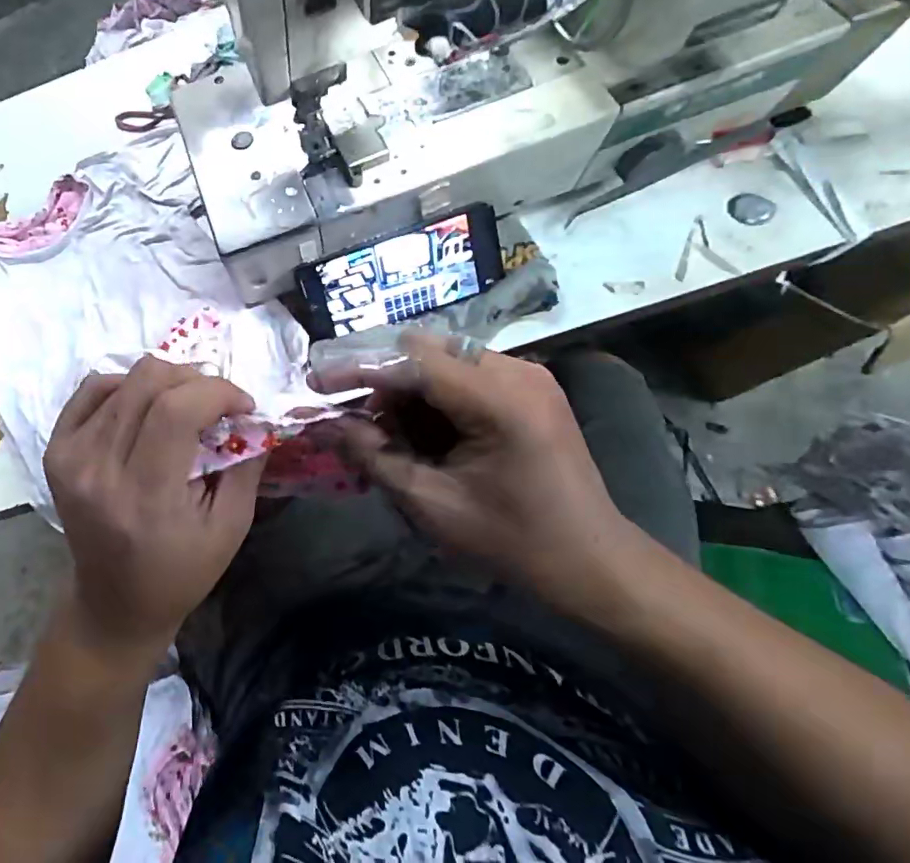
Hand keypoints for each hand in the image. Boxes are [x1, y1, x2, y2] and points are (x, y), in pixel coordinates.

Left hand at [44, 356, 265, 657]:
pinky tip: (147, 405)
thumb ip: (246, 465)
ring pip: (123, 379)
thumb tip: (254, 415)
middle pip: (148, 382)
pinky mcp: (56, 452)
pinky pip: (92, 389)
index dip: (218, 392)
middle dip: (196, 379)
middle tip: (217, 403)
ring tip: (185, 405)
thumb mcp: (231, 526)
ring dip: (165, 381)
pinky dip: (127, 385)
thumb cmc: (180, 572)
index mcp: (145, 497)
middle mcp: (99, 471)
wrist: (113, 604)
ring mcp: (70, 458)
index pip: (176, 410)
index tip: (243, 406)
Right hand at [317, 332, 636, 607]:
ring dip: (408, 387)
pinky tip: (424, 430)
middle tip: (353, 416)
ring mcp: (529, 375)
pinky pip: (468, 373)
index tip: (317, 384)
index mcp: (498, 399)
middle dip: (382, 377)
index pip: (412, 359)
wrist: (592, 560)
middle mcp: (516, 370)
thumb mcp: (433, 505)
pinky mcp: (532, 387)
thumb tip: (326, 426)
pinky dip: (436, 395)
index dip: (358, 369)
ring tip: (386, 430)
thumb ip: (375, 457)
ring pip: (445, 358)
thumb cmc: (513, 541)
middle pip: (427, 349)